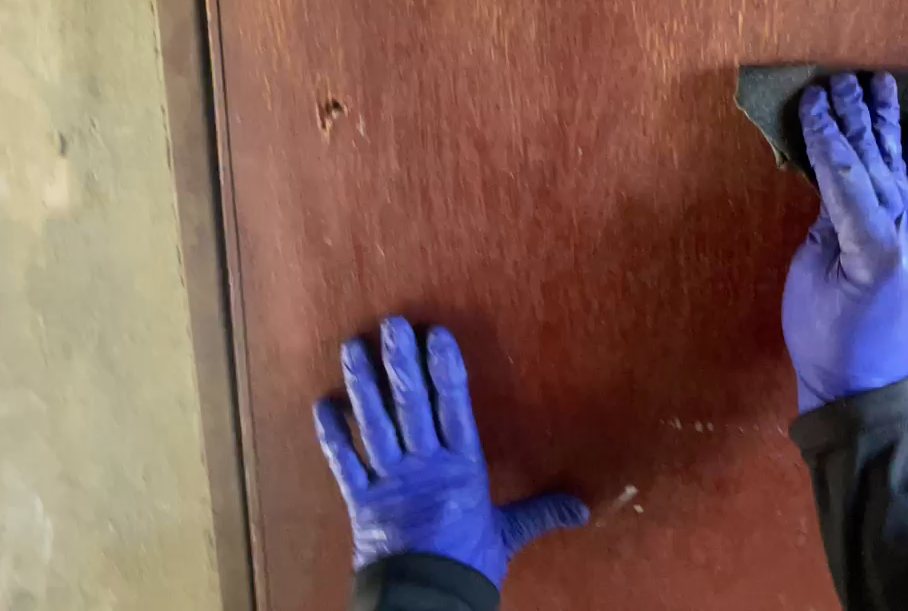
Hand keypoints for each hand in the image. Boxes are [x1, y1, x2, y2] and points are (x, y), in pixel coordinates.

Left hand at [313, 316, 589, 586]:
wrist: (428, 604)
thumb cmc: (468, 561)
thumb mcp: (508, 533)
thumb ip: (541, 510)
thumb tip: (583, 507)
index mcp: (462, 465)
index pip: (454, 405)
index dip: (445, 368)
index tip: (437, 334)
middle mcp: (424, 464)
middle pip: (411, 404)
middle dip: (402, 363)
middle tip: (393, 324)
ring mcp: (389, 481)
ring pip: (375, 424)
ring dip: (363, 385)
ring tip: (352, 347)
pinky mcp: (361, 501)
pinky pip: (344, 463)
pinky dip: (332, 435)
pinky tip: (323, 403)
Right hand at [782, 72, 907, 412]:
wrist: (864, 385)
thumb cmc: (821, 335)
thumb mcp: (808, 273)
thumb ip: (826, 220)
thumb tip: (833, 176)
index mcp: (875, 250)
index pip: (848, 176)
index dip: (827, 135)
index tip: (813, 99)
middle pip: (878, 166)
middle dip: (857, 119)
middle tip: (842, 79)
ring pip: (902, 172)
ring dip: (889, 125)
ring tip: (884, 84)